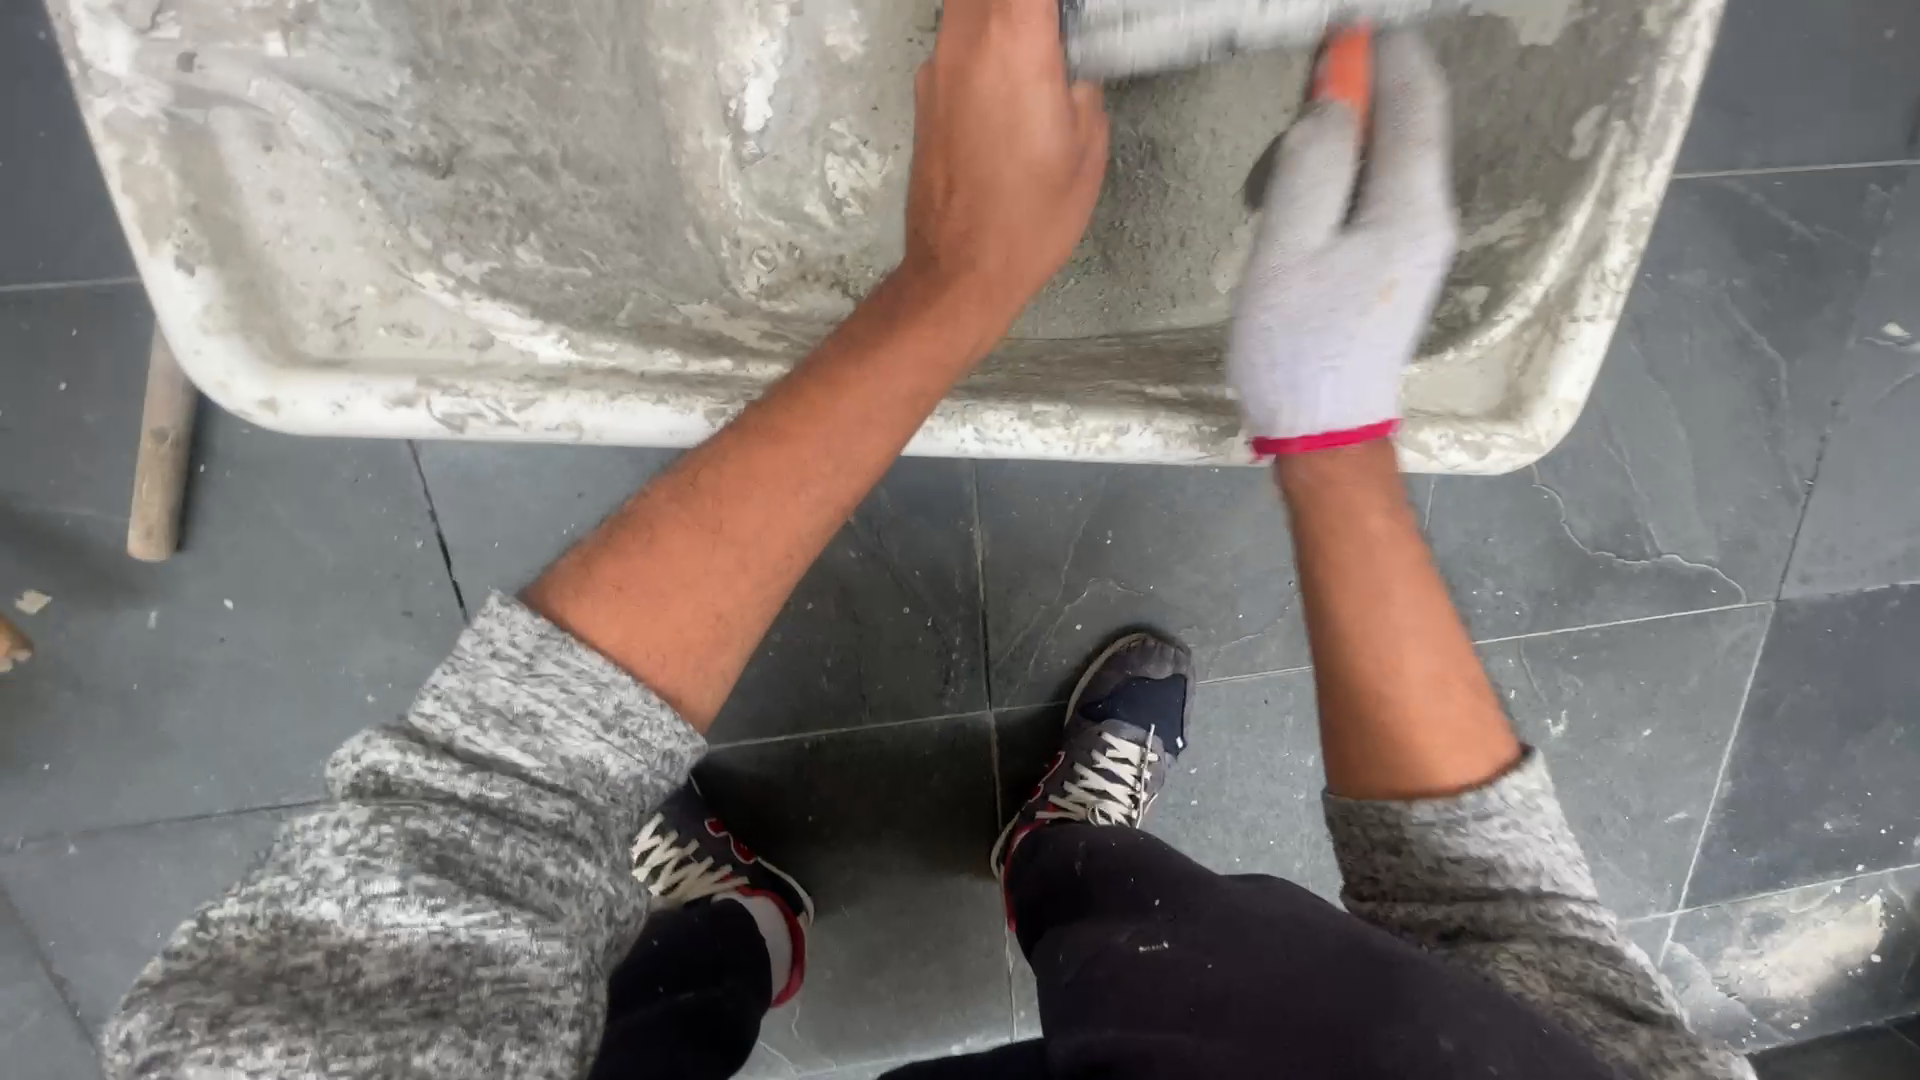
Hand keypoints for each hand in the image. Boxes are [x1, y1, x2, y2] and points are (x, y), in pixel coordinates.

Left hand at [899, 0, 1110, 332]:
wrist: (961, 273)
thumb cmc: (1025, 224)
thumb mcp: (1086, 152)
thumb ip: (1085, 87)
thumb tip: (1075, 69)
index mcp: (1015, 42)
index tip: (1068, 14)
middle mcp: (965, 42)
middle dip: (1026, 4)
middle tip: (1056, 27)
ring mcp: (936, 70)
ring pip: (967, 5)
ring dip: (1001, 15)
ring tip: (1036, 53)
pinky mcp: (924, 99)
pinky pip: (954, 43)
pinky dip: (981, 45)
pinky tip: (1008, 88)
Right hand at [1229, 31, 1458, 455]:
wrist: (1322, 431)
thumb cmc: (1298, 347)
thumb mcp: (1288, 254)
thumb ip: (1312, 172)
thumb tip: (1334, 102)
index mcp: (1411, 208)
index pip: (1414, 105)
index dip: (1387, 56)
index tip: (1351, 25)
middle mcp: (1430, 222)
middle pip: (1412, 133)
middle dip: (1375, 90)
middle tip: (1324, 67)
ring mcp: (1418, 254)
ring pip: (1396, 169)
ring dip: (1361, 135)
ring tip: (1313, 119)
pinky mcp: (1395, 278)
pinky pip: (1382, 202)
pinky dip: (1356, 175)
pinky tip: (1321, 184)